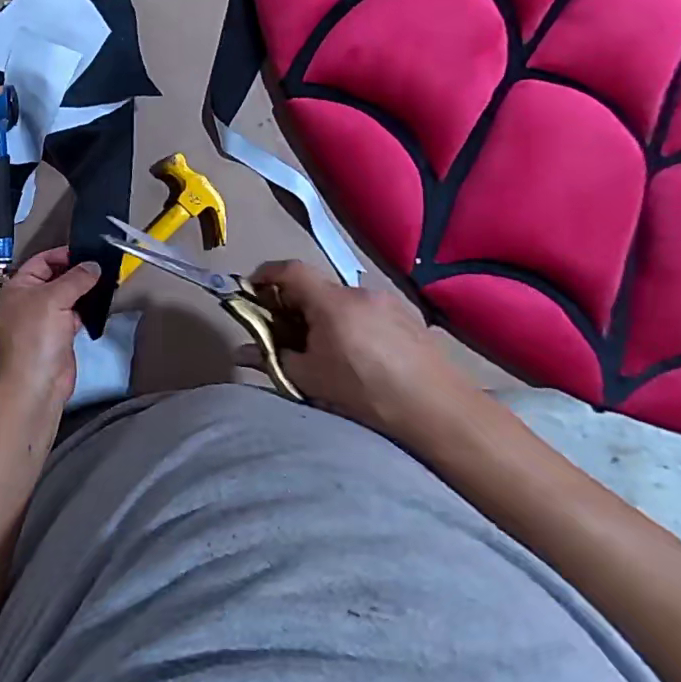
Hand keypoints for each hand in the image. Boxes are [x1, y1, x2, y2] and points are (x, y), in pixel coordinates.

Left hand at [0, 247, 100, 404]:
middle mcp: (28, 301)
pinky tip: (100, 304)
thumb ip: (76, 279)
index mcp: (18, 287)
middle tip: (103, 265)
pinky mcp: (58, 336)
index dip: (63, 254)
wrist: (35, 385)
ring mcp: (43, 320)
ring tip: (107, 281)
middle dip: (77, 272)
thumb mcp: (54, 298)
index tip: (88, 252)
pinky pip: (73, 315)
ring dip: (83, 291)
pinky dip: (85, 310)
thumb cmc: (35, 337)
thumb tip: (93, 265)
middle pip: (55, 278)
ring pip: (66, 297)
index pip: (41, 261)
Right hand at [249, 261, 484, 437]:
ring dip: (325, 315)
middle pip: (317, 287)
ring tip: (324, 348)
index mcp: (332, 302)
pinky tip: (360, 356)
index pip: (290, 270)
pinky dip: (352, 324)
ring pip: (344, 301)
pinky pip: (368, 312)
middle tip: (283, 330)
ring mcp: (389, 303)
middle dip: (294, 303)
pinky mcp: (410, 318)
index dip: (266, 275)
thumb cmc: (365, 393)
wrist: (439, 411)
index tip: (251, 290)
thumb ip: (273, 359)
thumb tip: (241, 353)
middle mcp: (360, 292)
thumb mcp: (310, 379)